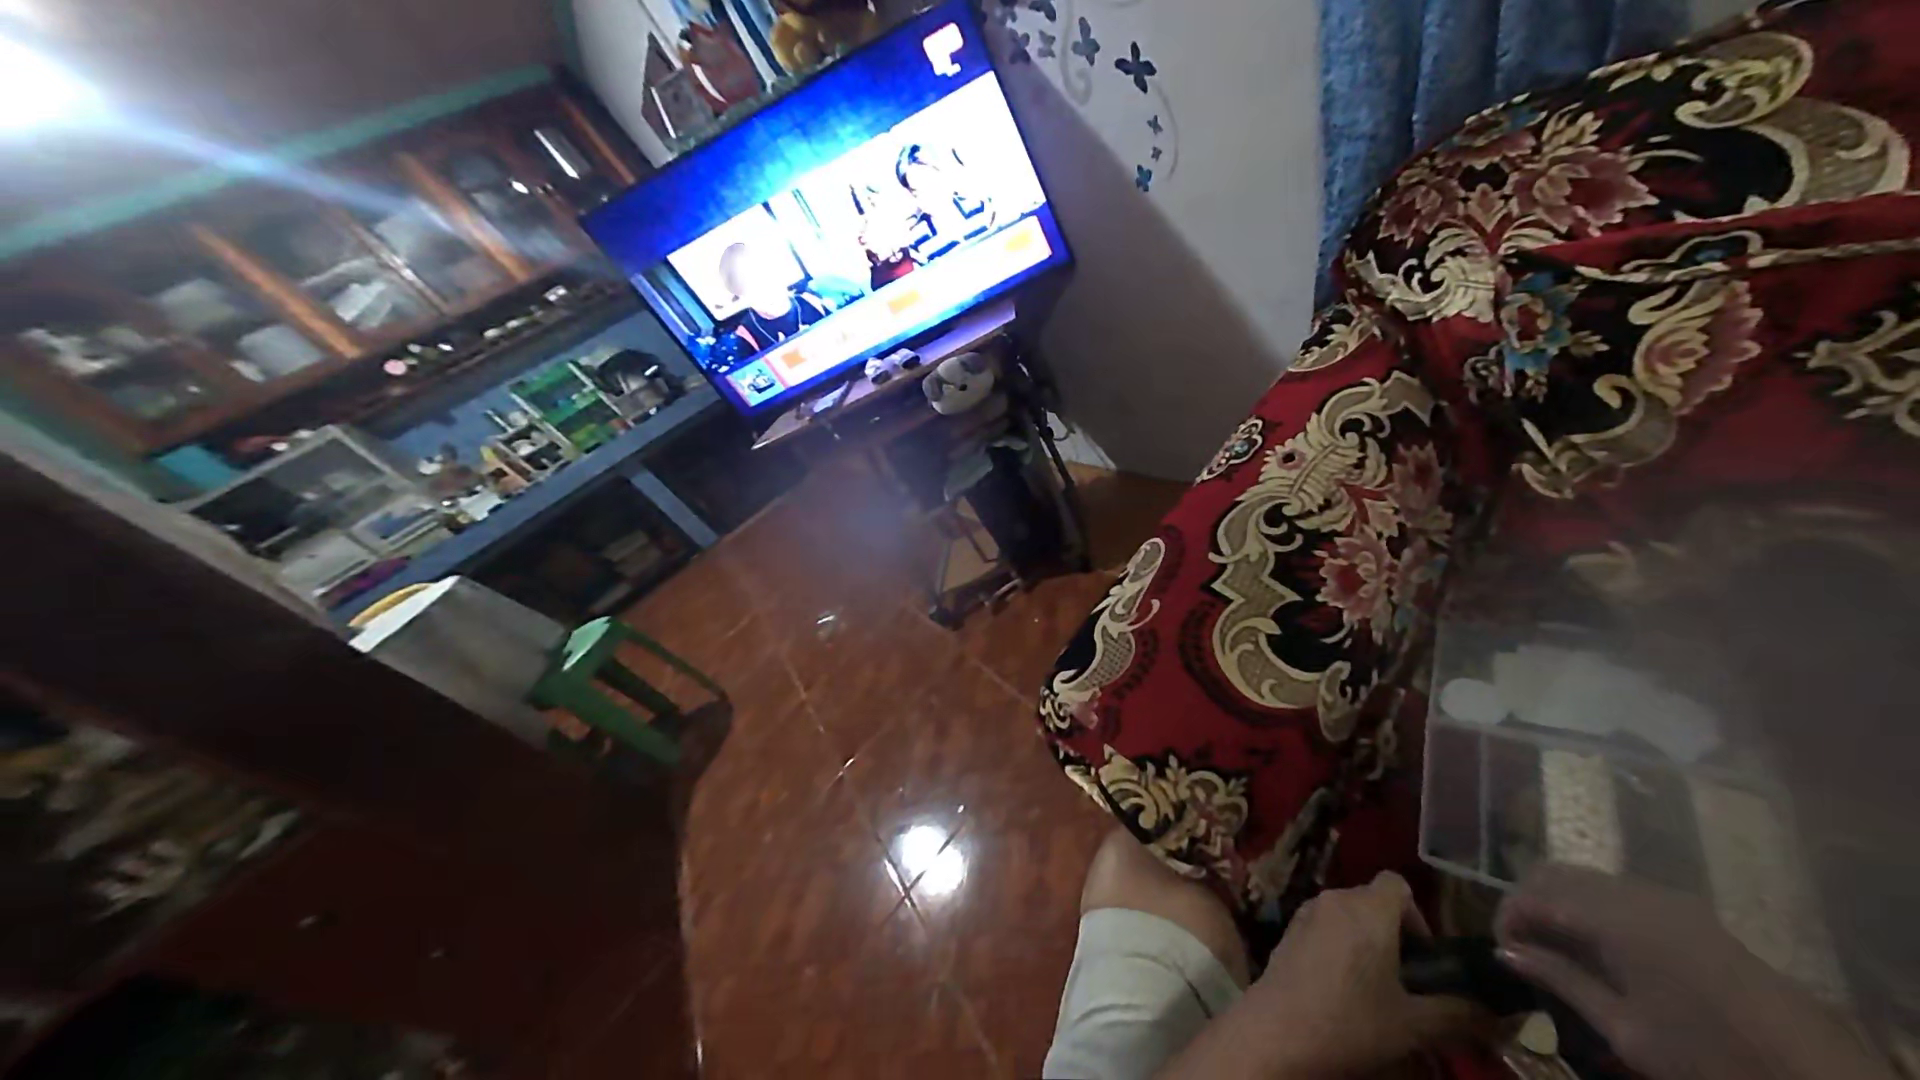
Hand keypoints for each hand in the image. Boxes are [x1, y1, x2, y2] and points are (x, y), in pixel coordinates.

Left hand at [1250, 872, 1485, 1076]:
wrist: (1280, 1029)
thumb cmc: (1352, 1020)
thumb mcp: (1415, 1023)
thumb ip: (1459, 1014)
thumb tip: (1495, 1014)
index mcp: (1367, 908)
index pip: (1397, 883)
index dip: (1418, 914)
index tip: (1425, 956)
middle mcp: (1334, 899)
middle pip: (1372, 899)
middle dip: (1395, 932)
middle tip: (1408, 979)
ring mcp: (1306, 911)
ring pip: (1347, 913)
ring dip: (1366, 939)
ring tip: (1378, 986)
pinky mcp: (1288, 929)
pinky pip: (1324, 925)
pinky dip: (1340, 944)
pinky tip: (1343, 986)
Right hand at [1495, 864, 1894, 1079]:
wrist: (1824, 1079)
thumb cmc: (1711, 1055)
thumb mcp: (1626, 1029)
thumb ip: (1561, 980)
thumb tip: (1505, 952)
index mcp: (1612, 916)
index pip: (1531, 896)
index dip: (1507, 919)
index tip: (1504, 952)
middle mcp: (1633, 892)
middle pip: (1553, 873)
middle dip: (1528, 902)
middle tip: (1524, 946)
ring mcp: (1665, 897)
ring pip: (1584, 877)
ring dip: (1559, 902)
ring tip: (1558, 947)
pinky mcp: (1689, 911)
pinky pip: (1618, 890)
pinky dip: (1592, 906)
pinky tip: (1600, 946)